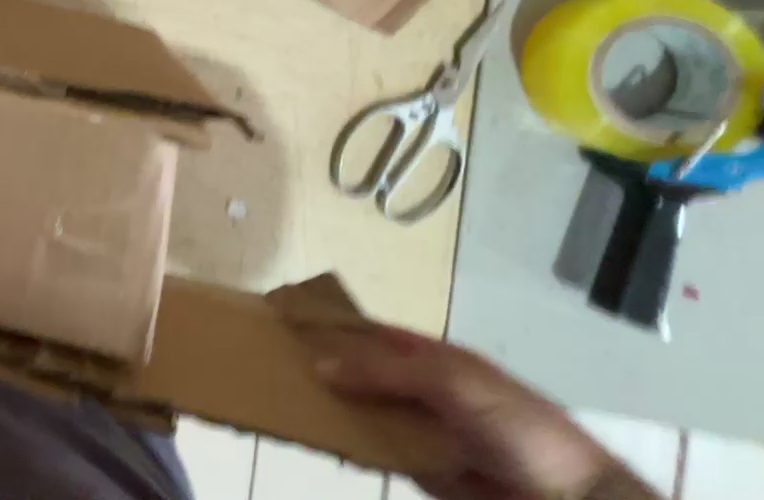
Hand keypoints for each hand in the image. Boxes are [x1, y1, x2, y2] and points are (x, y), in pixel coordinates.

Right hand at [300, 321, 656, 499]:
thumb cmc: (517, 426)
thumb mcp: (450, 383)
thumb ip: (385, 371)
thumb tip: (319, 364)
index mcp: (430, 357)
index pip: (370, 332)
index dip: (332, 325)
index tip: (286, 321)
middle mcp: (418, 388)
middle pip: (359, 372)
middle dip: (322, 366)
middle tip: (272, 362)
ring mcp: (418, 428)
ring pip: (361, 410)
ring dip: (329, 406)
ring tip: (282, 397)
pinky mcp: (418, 467)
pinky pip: (373, 450)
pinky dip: (347, 444)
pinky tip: (317, 436)